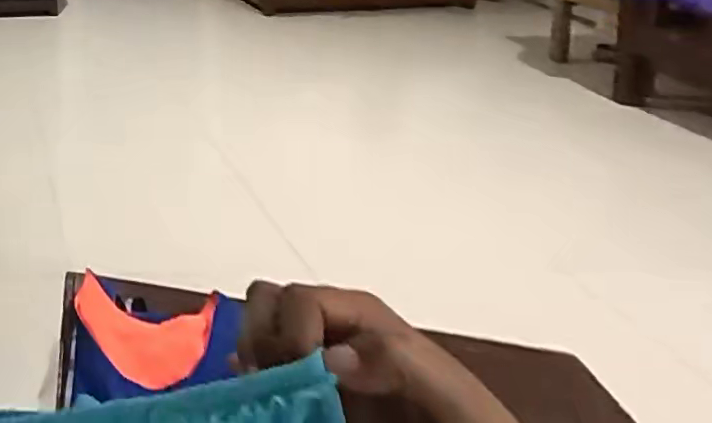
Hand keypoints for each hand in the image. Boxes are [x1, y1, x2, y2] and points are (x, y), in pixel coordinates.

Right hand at [234, 283, 515, 422]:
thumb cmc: (461, 418)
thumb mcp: (445, 388)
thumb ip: (394, 358)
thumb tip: (331, 358)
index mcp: (359, 315)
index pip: (298, 299)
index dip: (291, 333)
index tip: (305, 378)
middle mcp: (329, 325)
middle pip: (268, 300)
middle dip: (261, 337)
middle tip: (269, 382)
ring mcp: (316, 356)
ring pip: (259, 325)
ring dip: (253, 353)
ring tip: (263, 392)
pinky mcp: (309, 388)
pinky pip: (262, 364)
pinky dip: (250, 376)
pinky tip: (256, 399)